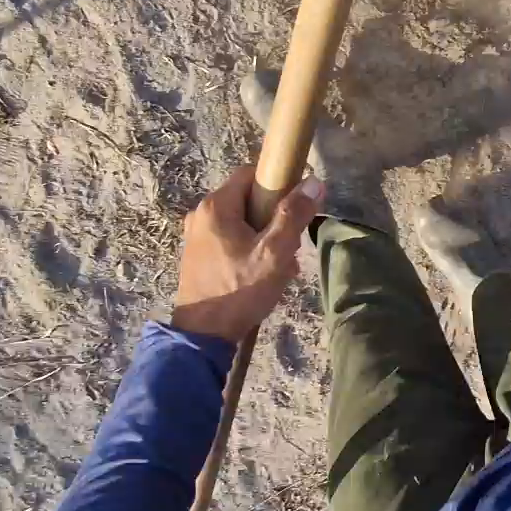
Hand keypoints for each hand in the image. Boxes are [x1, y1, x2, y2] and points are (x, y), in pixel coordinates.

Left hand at [171, 166, 323, 343]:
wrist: (203, 337)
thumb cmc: (240, 290)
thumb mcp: (275, 252)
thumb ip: (294, 215)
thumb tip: (313, 181)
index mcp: (216, 206)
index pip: (251, 173)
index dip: (277, 182)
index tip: (296, 205)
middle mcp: (200, 215)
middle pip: (248, 200)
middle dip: (275, 218)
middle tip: (292, 245)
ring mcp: (196, 237)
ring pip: (242, 223)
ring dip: (266, 238)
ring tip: (282, 265)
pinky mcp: (198, 257)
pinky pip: (231, 240)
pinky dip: (250, 250)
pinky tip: (264, 274)